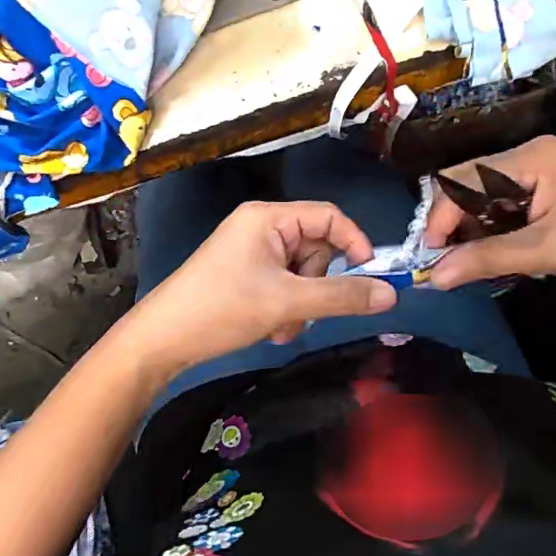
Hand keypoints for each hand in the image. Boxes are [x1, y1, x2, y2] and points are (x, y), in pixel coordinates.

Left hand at [118, 201, 397, 374]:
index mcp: (268, 217)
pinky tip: (270, 329)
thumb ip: (341, 296)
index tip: (370, 277)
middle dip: (316, 287)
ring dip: (301, 305)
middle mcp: (261, 226)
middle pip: (317, 248)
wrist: (163, 339)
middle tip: (300, 312)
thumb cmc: (223, 308)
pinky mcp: (244, 273)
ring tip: (279, 327)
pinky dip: (285, 309)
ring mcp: (251, 251)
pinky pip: (283, 285)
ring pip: (302, 274)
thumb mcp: (287, 302)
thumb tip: (392, 294)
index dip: (355, 244)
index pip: (329, 217)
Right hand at [423, 136, 555, 290]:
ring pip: (493, 202)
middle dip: (458, 228)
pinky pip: (515, 210)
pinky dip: (503, 235)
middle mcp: (535, 156)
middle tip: (450, 267)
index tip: (429, 258)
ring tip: (477, 267)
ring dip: (480, 234)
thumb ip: (487, 259)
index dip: (440, 219)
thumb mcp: (548, 250)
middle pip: (473, 188)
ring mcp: (550, 174)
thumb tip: (432, 276)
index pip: (462, 181)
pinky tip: (507, 259)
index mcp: (532, 156)